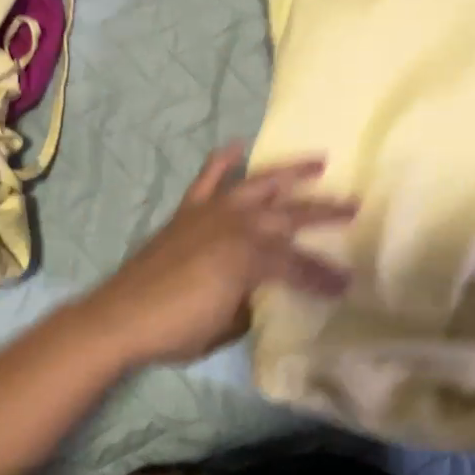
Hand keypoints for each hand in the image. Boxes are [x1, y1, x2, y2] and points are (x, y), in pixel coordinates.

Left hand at [78, 143, 356, 366]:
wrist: (120, 317)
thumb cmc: (178, 329)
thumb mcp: (228, 326)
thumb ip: (254, 301)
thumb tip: (264, 289)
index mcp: (250, 258)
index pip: (299, 265)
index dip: (324, 275)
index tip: (347, 283)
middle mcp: (237, 225)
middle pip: (289, 215)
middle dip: (324, 212)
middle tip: (354, 206)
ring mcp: (212, 212)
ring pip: (259, 184)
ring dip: (290, 172)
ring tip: (319, 162)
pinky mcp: (189, 211)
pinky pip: (208, 178)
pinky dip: (223, 160)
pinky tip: (238, 146)